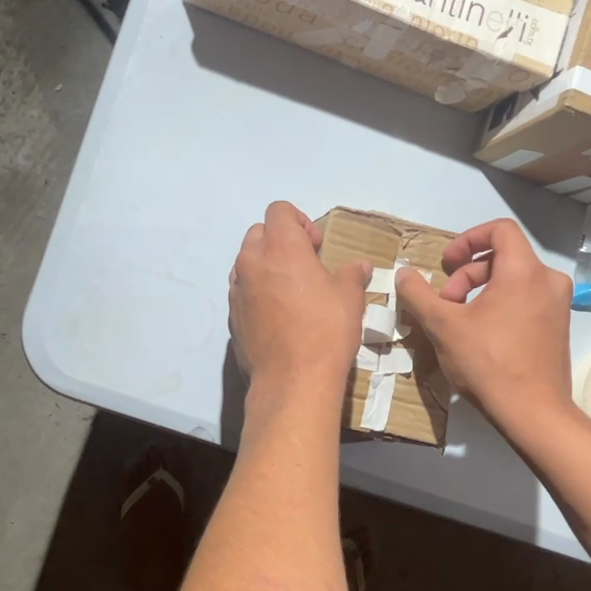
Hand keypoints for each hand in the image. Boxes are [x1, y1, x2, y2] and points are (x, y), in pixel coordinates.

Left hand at [229, 201, 371, 396]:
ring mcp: (236, 290)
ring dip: (266, 266)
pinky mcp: (231, 316)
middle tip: (305, 265)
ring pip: (246, 262)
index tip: (316, 247)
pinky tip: (278, 316)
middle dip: (280, 241)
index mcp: (280, 247)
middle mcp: (251, 262)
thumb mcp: (350, 298)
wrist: (292, 380)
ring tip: (291, 291)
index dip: (300, 222)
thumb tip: (359, 266)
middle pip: (258, 233)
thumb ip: (352, 275)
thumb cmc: (325, 331)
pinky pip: (242, 292)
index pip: (279, 210)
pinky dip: (257, 293)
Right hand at [393, 219, 577, 434]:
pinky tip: (479, 336)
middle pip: (502, 258)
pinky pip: (524, 300)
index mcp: (524, 271)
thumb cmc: (486, 361)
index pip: (500, 230)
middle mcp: (548, 280)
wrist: (531, 410)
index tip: (445, 263)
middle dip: (466, 276)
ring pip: (512, 281)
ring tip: (458, 322)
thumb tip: (403, 273)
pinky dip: (498, 306)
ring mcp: (557, 305)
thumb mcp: (442, 325)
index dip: (468, 239)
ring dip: (479, 292)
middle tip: (444, 304)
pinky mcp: (557, 327)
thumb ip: (418, 294)